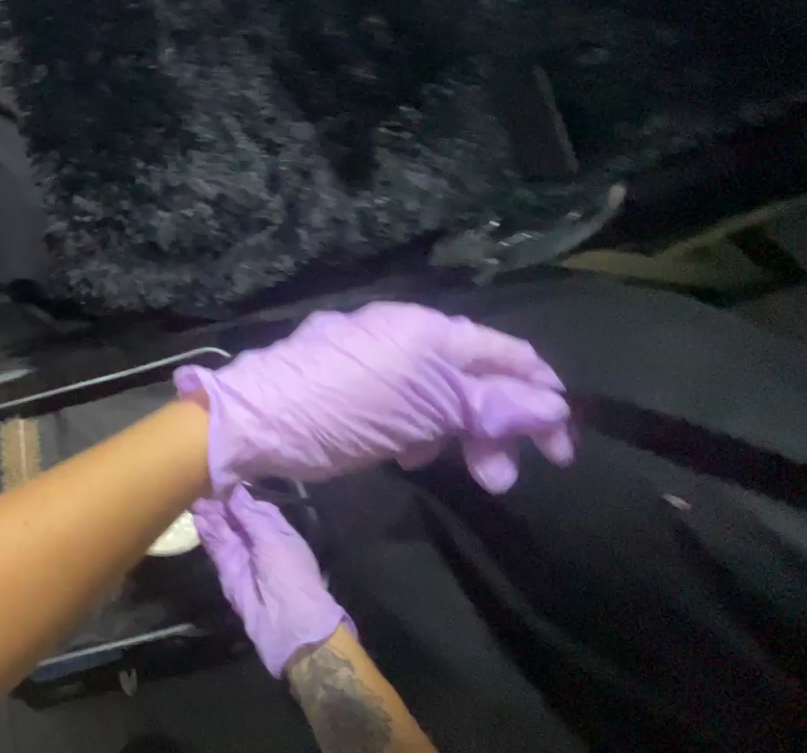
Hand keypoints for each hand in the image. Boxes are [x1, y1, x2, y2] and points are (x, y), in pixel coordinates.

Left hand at [176, 302, 572, 493]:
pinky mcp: (337, 370)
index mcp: (423, 327)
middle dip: (492, 426)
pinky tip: (401, 454)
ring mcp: (363, 347)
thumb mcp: (423, 413)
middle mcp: (396, 327)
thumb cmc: (340, 413)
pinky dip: (410, 424)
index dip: (541, 398)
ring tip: (434, 465)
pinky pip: (394, 395)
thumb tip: (550, 405)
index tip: (556, 451)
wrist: (249, 419)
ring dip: (450, 431)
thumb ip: (488, 404)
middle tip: (497, 479)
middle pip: (470, 374)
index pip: (506, 353)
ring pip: (432, 389)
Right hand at [193, 488, 347, 676]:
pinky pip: (214, 546)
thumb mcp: (273, 537)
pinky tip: (196, 518)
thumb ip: (249, 513)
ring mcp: (241, 554)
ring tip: (192, 497)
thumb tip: (233, 489)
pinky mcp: (226, 568)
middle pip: (234, 516)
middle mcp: (258, 540)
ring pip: (222, 529)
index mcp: (277, 531)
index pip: (254, 506)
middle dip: (219, 502)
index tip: (221, 476)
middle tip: (200, 485)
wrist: (287, 621)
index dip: (238, 493)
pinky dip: (206, 532)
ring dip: (209, 515)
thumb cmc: (289, 573)